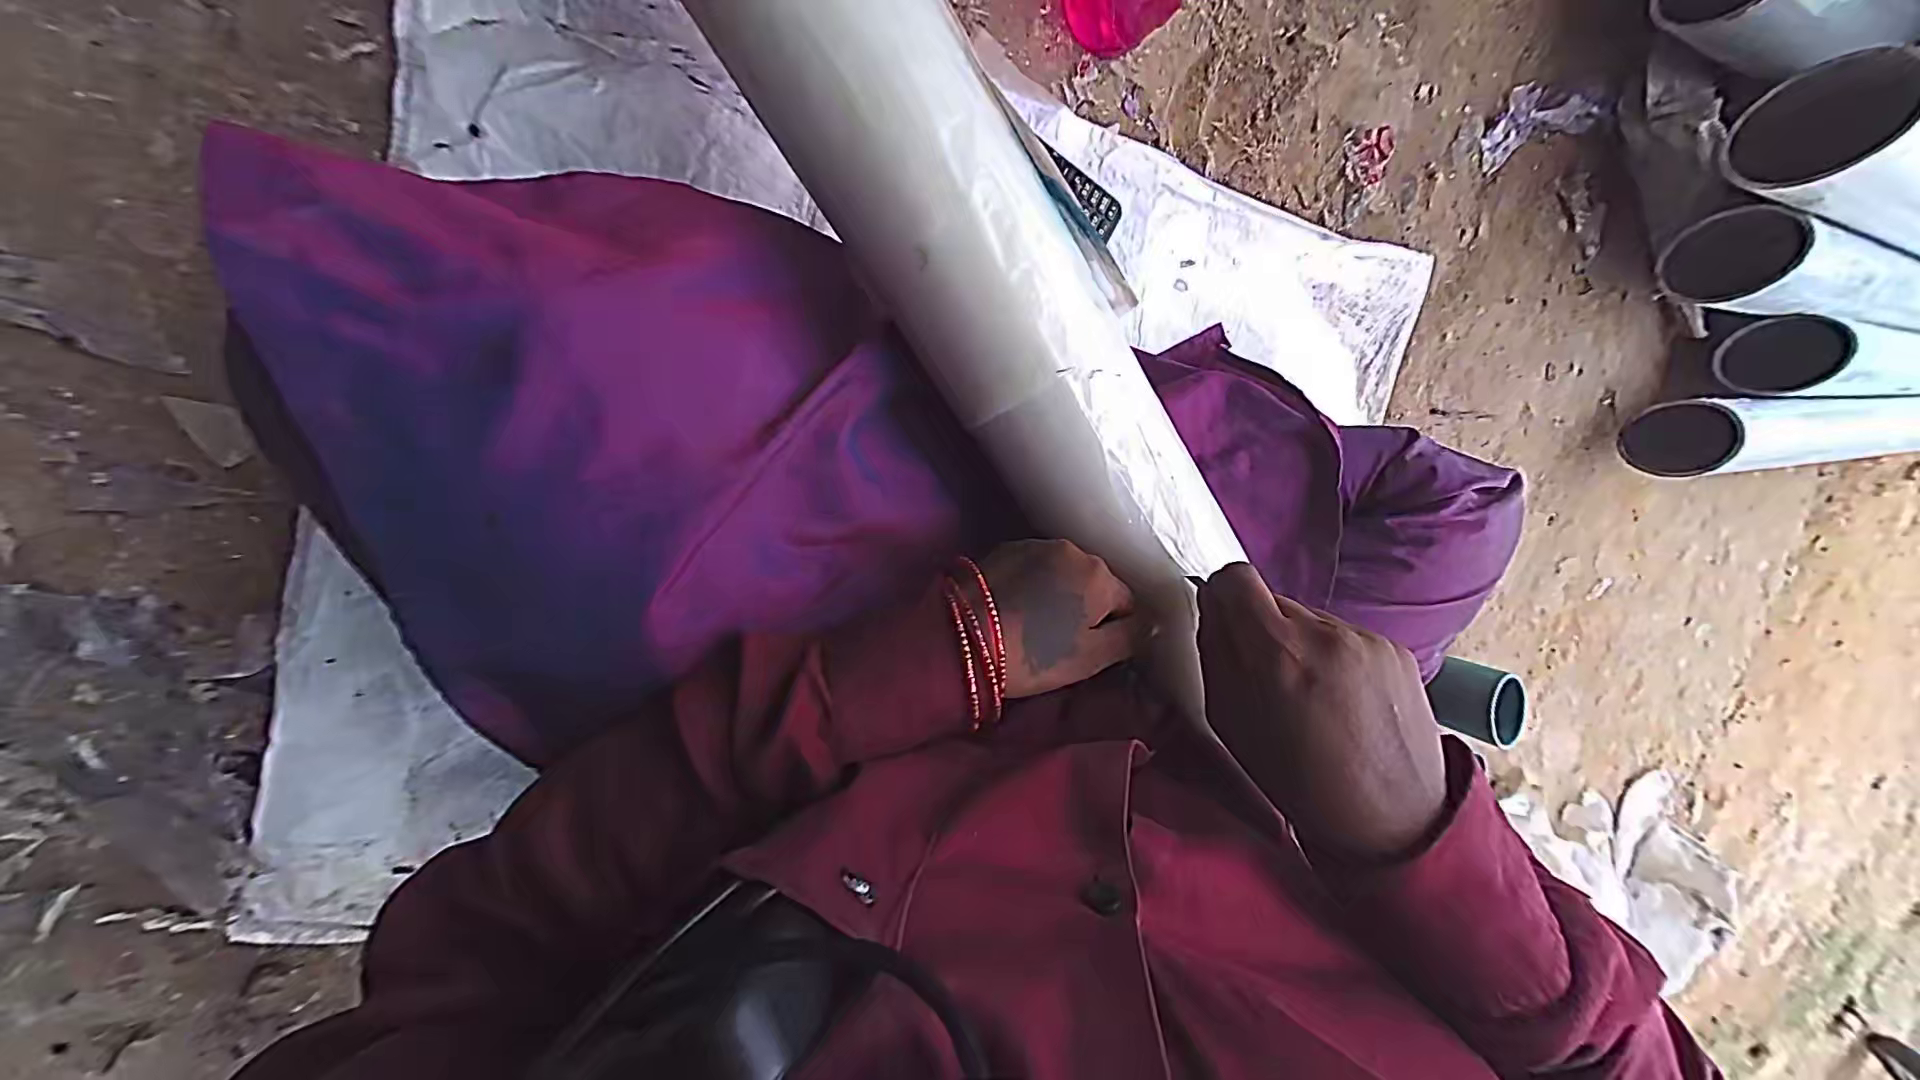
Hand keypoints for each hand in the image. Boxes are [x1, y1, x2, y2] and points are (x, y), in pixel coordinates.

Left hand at [965, 540, 1144, 698]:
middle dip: (1084, 607)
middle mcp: (1071, 550)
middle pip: (1093, 583)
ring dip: (1058, 592)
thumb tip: (1153, 624)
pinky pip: (1034, 567)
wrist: (962, 637)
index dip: (1111, 630)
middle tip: (1058, 638)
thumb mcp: (1090, 657)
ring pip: (1063, 572)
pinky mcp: (1005, 549)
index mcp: (1099, 575)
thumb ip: (1130, 638)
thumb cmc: (1033, 654)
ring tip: (1033, 622)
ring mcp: (1035, 545)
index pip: (1125, 603)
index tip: (1085, 648)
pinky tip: (1015, 606)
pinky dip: (1032, 583)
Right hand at [1196, 563, 1447, 859]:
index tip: (1223, 614)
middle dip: (1260, 627)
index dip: (1223, 594)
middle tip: (1263, 672)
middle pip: (1271, 598)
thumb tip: (1211, 608)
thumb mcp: (1228, 718)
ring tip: (1307, 693)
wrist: (1389, 820)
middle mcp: (1323, 634)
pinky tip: (1339, 698)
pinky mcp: (1395, 650)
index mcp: (1274, 651)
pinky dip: (1332, 657)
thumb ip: (1214, 651)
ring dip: (1297, 643)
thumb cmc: (1298, 779)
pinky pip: (1343, 635)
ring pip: (1308, 617)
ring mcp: (1365, 640)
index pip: (1235, 577)